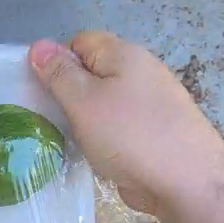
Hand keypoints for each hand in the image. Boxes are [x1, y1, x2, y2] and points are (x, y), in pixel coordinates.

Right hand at [29, 31, 223, 215]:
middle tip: (55, 119)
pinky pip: (118, 123)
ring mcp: (150, 101)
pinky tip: (97, 153)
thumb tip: (38, 46)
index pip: (80, 42)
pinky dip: (103, 135)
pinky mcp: (153, 129)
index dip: (58, 63)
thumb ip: (59, 74)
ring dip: (85, 118)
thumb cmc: (129, 136)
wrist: (185, 180)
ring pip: (104, 100)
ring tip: (72, 139)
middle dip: (70, 92)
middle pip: (93, 71)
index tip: (46, 93)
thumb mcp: (83, 102)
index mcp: (124, 55)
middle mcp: (141, 71)